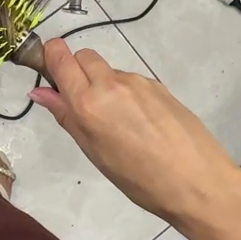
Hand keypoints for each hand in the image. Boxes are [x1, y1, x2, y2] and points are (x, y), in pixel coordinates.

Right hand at [28, 39, 240, 235]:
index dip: (50, 57)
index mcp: (88, 102)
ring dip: (103, 85)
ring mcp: (138, 82)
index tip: (51, 74)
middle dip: (76, 71)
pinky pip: (131, 81)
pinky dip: (126, 94)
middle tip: (83, 103)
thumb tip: (40, 93)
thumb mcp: (94, 152)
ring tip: (118, 123)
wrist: (200, 184)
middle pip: (83, 55)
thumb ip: (67, 116)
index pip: (59, 55)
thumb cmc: (138, 180)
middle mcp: (111, 83)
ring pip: (108, 70)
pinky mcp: (159, 86)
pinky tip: (141, 124)